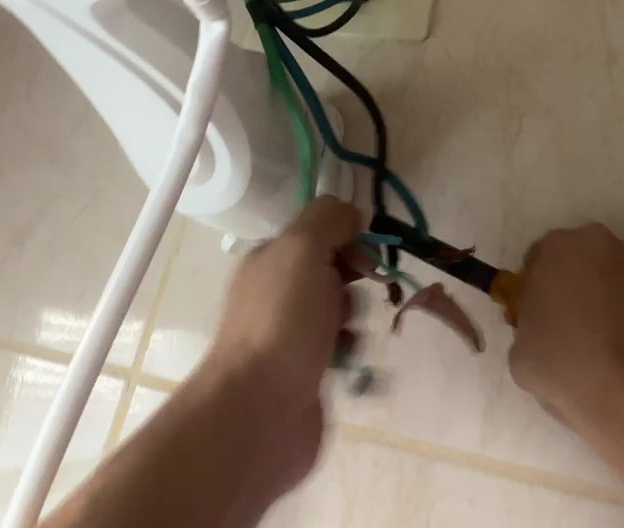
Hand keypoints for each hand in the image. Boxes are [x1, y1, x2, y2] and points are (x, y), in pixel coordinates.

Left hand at [188, 196, 360, 491]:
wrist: (259, 411)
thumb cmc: (282, 321)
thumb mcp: (302, 249)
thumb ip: (327, 219)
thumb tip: (351, 212)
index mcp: (270, 259)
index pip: (315, 232)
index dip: (345, 236)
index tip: (364, 255)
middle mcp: (276, 293)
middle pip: (331, 269)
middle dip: (355, 277)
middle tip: (359, 294)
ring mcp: (289, 335)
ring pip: (339, 309)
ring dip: (355, 315)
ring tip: (351, 333)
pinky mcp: (306, 372)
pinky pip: (340, 348)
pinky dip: (351, 349)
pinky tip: (350, 358)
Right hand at [509, 224, 623, 442]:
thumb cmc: (571, 370)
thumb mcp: (522, 355)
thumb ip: (529, 327)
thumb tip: (542, 330)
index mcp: (559, 249)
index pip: (540, 259)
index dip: (540, 289)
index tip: (542, 318)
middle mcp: (604, 244)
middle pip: (585, 261)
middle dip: (581, 286)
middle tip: (578, 330)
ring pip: (622, 277)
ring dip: (616, 298)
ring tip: (617, 346)